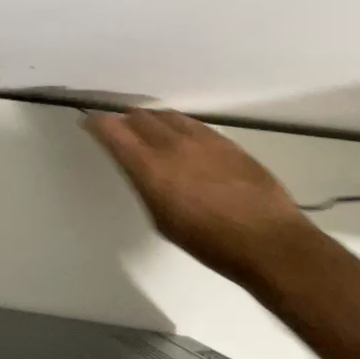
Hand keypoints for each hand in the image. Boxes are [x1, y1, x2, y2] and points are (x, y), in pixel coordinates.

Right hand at [84, 108, 316, 285]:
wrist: (269, 242)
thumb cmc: (210, 243)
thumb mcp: (163, 220)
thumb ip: (146, 186)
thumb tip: (139, 168)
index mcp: (151, 168)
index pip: (114, 131)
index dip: (98, 124)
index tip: (90, 124)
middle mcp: (173, 145)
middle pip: (139, 117)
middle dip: (124, 120)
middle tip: (118, 129)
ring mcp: (202, 139)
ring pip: (166, 115)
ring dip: (151, 120)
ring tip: (148, 129)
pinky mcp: (226, 141)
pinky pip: (192, 123)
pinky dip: (177, 125)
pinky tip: (180, 136)